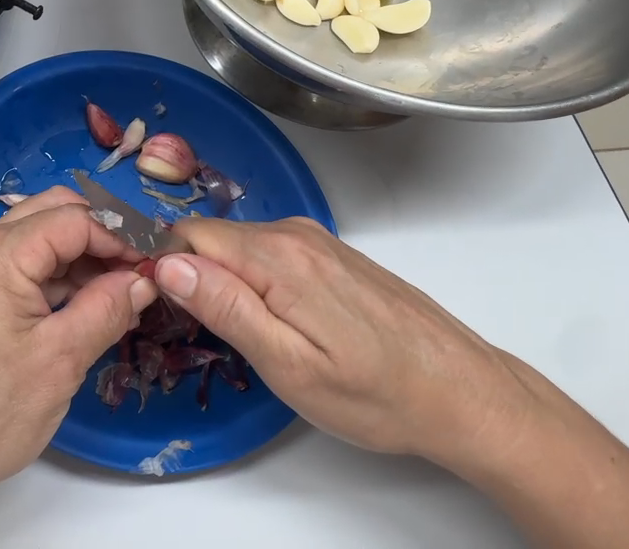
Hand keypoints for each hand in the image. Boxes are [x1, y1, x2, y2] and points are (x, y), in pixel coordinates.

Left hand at [0, 188, 154, 548]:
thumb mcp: (60, 360)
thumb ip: (106, 309)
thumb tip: (144, 280)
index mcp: (0, 253)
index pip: (74, 217)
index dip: (120, 235)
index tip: (157, 264)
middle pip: (54, 214)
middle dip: (102, 235)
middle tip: (143, 271)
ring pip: (41, 237)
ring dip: (83, 255)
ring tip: (126, 292)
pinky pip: (26, 264)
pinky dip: (60, 275)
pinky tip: (92, 304)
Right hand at [152, 216, 534, 466]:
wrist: (465, 395)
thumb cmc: (376, 395)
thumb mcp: (289, 366)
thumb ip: (226, 308)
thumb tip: (169, 264)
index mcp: (276, 258)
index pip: (187, 235)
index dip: (163, 266)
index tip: (162, 308)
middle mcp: (293, 234)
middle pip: (211, 238)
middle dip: (192, 274)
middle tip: (205, 332)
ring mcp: (315, 240)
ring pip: (239, 246)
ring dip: (223, 278)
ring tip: (244, 333)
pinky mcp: (330, 253)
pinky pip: (268, 252)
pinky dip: (254, 278)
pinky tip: (278, 321)